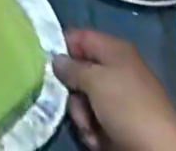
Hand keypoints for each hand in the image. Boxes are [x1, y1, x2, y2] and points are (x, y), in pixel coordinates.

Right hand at [53, 30, 175, 150]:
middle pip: (78, 70)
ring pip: (83, 97)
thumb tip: (56, 59)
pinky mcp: (119, 124)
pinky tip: (96, 138)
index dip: (61, 46)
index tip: (47, 62)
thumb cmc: (128, 108)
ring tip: (88, 127)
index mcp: (114, 50)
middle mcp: (115, 70)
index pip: (78, 37)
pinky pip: (94, 118)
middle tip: (73, 101)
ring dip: (80, 113)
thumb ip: (71, 67)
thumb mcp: (95, 81)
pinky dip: (91, 128)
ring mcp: (118, 99)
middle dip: (71, 89)